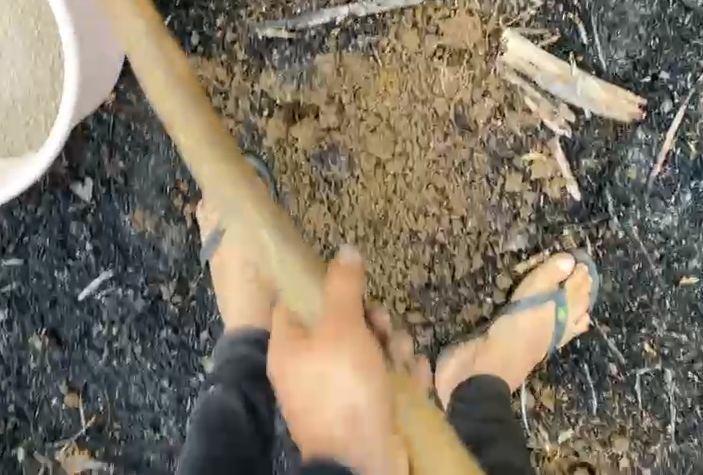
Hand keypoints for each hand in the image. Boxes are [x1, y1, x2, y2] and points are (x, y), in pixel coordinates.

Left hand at [267, 247, 406, 474]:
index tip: (349, 278)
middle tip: (381, 323)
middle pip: (340, 323)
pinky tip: (413, 373)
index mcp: (290, 347)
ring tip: (401, 354)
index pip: (297, 301)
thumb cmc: (343, 388)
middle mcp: (308, 368)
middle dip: (370, 320)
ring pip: (368, 349)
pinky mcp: (364, 409)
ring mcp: (336, 391)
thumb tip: (346, 249)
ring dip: (391, 346)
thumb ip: (344, 285)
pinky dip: (400, 373)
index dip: (323, 284)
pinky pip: (384, 377)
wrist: (363, 464)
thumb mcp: (343, 326)